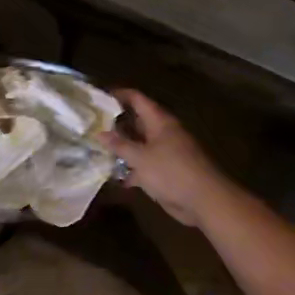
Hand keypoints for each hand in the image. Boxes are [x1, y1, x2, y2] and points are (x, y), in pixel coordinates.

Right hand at [100, 90, 235, 226]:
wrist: (202, 199)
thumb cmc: (171, 172)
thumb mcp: (141, 158)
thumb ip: (120, 145)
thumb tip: (100, 133)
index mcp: (160, 122)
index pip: (138, 100)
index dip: (120, 95)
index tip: (100, 97)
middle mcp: (163, 134)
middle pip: (138, 122)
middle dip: (117, 123)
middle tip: (92, 125)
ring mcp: (165, 153)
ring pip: (139, 146)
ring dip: (122, 148)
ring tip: (96, 149)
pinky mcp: (165, 172)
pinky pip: (144, 166)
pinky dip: (130, 170)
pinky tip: (113, 176)